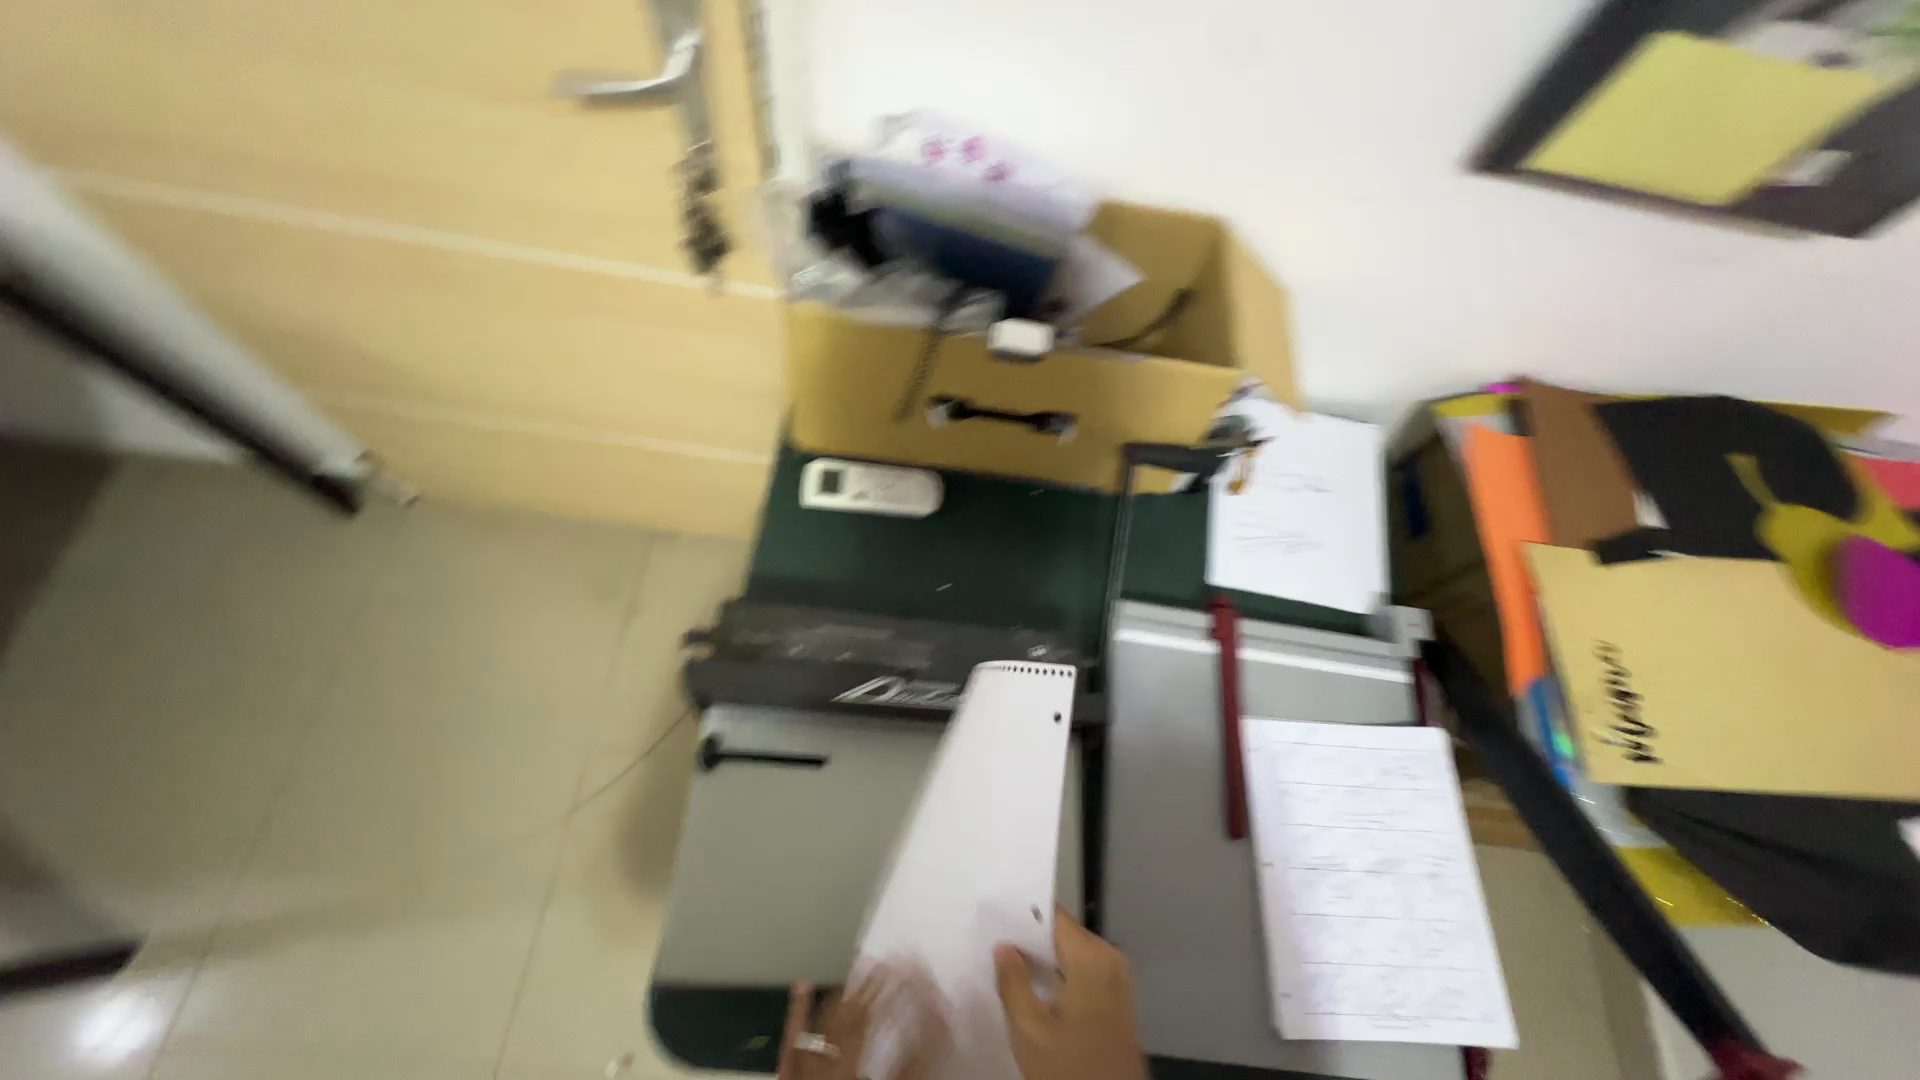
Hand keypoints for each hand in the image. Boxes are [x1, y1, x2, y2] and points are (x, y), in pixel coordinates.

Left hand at [778, 967, 947, 1079]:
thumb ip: (915, 1074)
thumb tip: (938, 1043)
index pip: (914, 1054)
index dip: (931, 1023)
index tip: (943, 997)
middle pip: (868, 1027)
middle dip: (889, 990)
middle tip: (907, 963)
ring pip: (831, 1028)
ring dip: (852, 993)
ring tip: (869, 964)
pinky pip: (791, 1048)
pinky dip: (797, 1016)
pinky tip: (803, 985)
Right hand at [995, 908, 1147, 1079]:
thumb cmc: (1070, 1068)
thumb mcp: (1030, 1030)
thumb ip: (1012, 982)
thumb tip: (1004, 947)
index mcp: (1092, 956)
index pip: (1052, 917)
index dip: (1020, 913)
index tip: (992, 913)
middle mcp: (1110, 957)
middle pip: (1062, 933)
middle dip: (1029, 938)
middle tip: (993, 941)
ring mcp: (1118, 978)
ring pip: (1071, 952)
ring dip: (1042, 958)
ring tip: (1006, 963)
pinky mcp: (1117, 998)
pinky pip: (1082, 970)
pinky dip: (1059, 974)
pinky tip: (1033, 987)